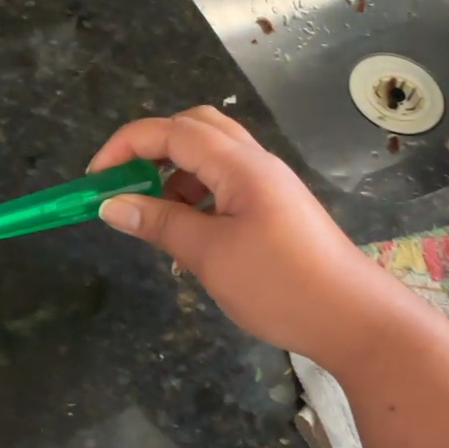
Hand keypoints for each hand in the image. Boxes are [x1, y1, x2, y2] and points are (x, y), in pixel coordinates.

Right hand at [89, 106, 415, 365]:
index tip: (94, 180)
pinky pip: (227, 182)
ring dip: (175, 173)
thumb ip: (160, 223)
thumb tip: (111, 204)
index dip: (126, 146)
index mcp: (240, 165)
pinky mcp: (276, 208)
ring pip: (212, 155)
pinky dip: (198, 194)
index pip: (172, 131)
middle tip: (124, 184)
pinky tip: (189, 231)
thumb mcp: (210, 256)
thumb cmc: (280, 286)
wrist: (354, 318)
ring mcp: (269, 184)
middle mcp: (256, 163)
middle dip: (152, 148)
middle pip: (195, 128)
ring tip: (154, 214)